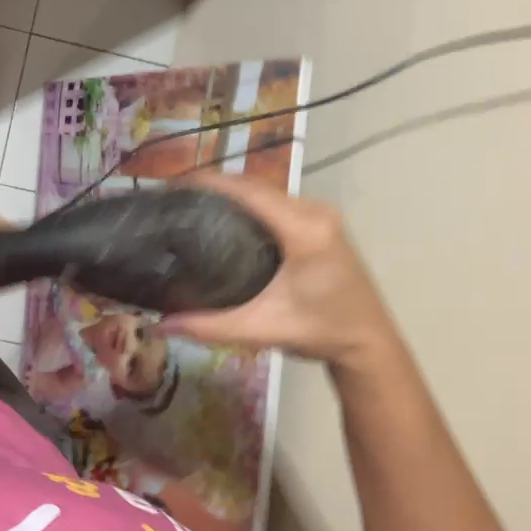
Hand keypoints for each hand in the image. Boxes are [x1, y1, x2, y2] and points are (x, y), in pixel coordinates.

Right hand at [160, 173, 399, 366]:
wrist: (370, 346)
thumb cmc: (320, 333)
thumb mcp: (261, 328)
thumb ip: (210, 326)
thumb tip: (160, 324)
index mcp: (304, 230)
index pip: (248, 191)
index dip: (208, 183)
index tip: (171, 188)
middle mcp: (314, 213)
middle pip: (254, 186)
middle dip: (212, 187)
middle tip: (173, 200)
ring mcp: (320, 216)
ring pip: (265, 191)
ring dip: (229, 193)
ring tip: (190, 205)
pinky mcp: (321, 223)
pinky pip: (275, 201)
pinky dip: (246, 202)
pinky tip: (222, 217)